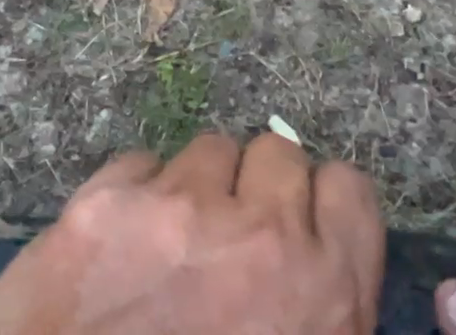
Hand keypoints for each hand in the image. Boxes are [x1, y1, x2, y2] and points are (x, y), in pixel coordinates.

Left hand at [0, 132, 383, 334]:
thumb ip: (322, 308)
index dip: (321, 204)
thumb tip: (310, 255)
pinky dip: (136, 194)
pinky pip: (141, 162)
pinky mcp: (106, 204)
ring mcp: (179, 211)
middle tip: (230, 234)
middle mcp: (261, 236)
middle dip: (258, 187)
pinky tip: (120, 242)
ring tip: (172, 239)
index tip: (298, 223)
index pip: (349, 190)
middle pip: (278, 153)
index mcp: (324, 295)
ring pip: (209, 148)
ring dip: (198, 187)